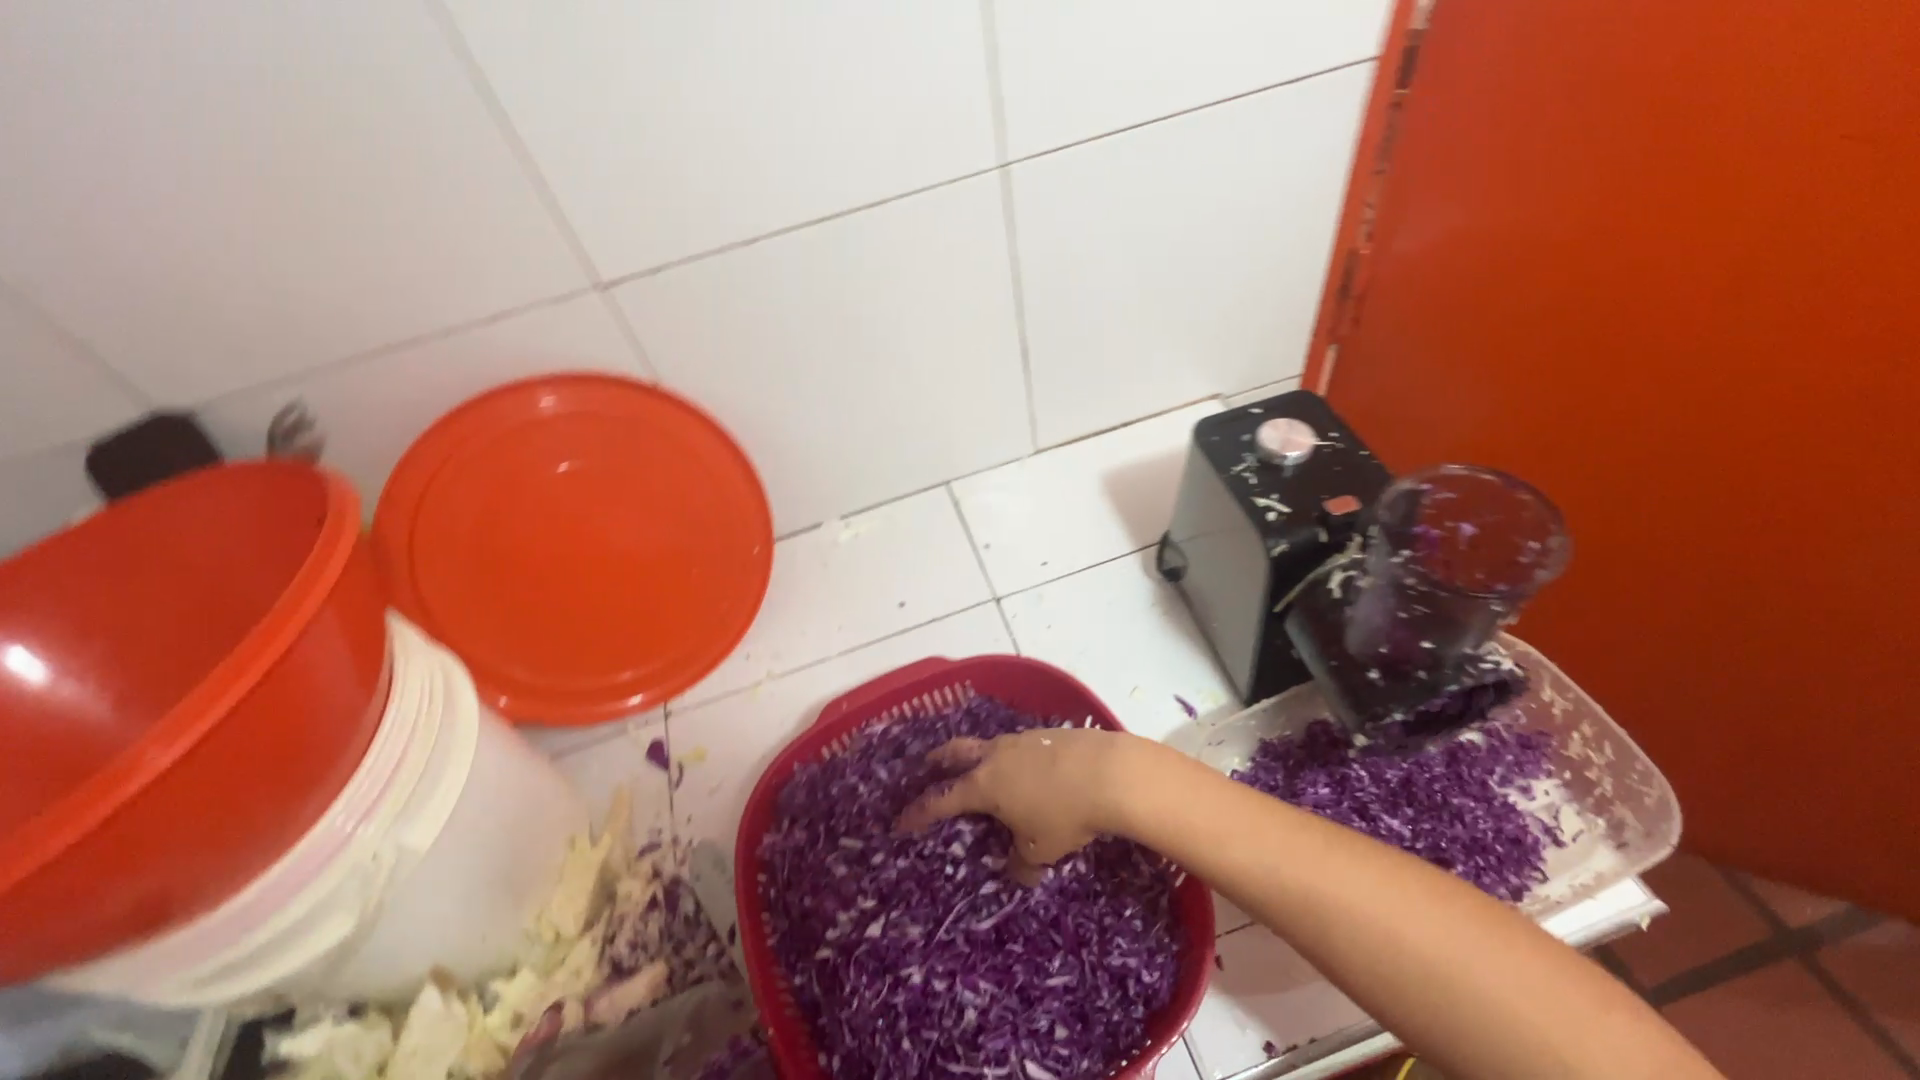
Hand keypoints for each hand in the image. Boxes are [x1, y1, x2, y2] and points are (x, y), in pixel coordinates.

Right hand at [894, 727, 1143, 883]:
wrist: (1111, 772)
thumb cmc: (1065, 814)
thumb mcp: (1040, 850)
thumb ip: (1021, 863)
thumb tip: (1018, 872)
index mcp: (982, 785)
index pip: (940, 800)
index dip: (918, 813)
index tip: (899, 822)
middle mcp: (995, 756)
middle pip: (955, 752)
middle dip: (938, 762)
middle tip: (927, 768)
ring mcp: (1021, 740)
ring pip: (989, 746)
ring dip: (979, 758)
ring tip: (985, 772)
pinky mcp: (1048, 733)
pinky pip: (1019, 746)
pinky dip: (1013, 758)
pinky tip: (1028, 770)